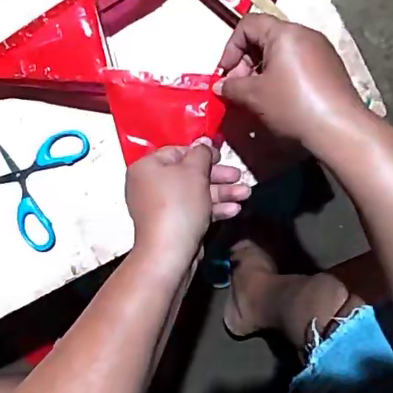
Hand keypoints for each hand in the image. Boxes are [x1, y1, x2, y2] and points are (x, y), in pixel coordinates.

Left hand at [125, 138, 248, 259]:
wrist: (170, 251)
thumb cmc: (179, 203)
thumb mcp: (195, 171)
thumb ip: (202, 153)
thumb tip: (204, 142)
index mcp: (148, 167)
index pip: (177, 152)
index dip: (202, 153)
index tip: (222, 156)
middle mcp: (150, 185)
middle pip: (189, 174)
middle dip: (218, 176)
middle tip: (238, 176)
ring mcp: (162, 207)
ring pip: (196, 193)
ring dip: (222, 193)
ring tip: (245, 194)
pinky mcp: (173, 225)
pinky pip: (194, 210)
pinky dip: (213, 209)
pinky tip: (234, 210)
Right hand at [214, 15, 371, 150]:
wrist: (339, 127)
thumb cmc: (293, 104)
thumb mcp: (255, 96)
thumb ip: (232, 87)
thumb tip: (219, 86)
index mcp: (285, 32)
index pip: (248, 24)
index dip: (231, 47)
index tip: (226, 74)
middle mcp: (305, 34)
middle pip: (266, 37)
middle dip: (247, 61)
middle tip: (240, 89)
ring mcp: (321, 50)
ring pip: (283, 52)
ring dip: (264, 71)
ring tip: (259, 97)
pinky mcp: (331, 67)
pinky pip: (299, 64)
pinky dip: (283, 76)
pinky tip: (281, 100)